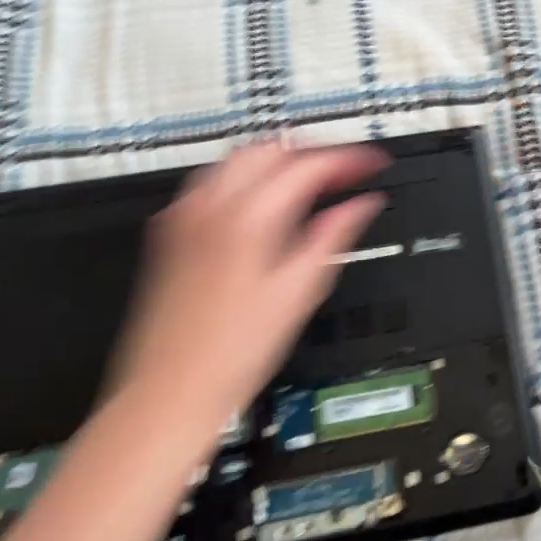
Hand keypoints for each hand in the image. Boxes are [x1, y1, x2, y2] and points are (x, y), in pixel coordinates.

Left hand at [111, 138, 389, 423]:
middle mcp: (211, 206)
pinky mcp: (172, 232)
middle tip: (345, 173)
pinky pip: (212, 181)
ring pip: (239, 157)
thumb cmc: (230, 355)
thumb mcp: (299, 292)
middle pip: (271, 148)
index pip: (308, 164)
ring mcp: (186, 217)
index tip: (371, 165)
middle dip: (313, 153)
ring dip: (278, 160)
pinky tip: (261, 202)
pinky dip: (245, 177)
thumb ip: (333, 236)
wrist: (169, 392)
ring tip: (310, 183)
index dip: (348, 159)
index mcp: (248, 218)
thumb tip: (360, 205)